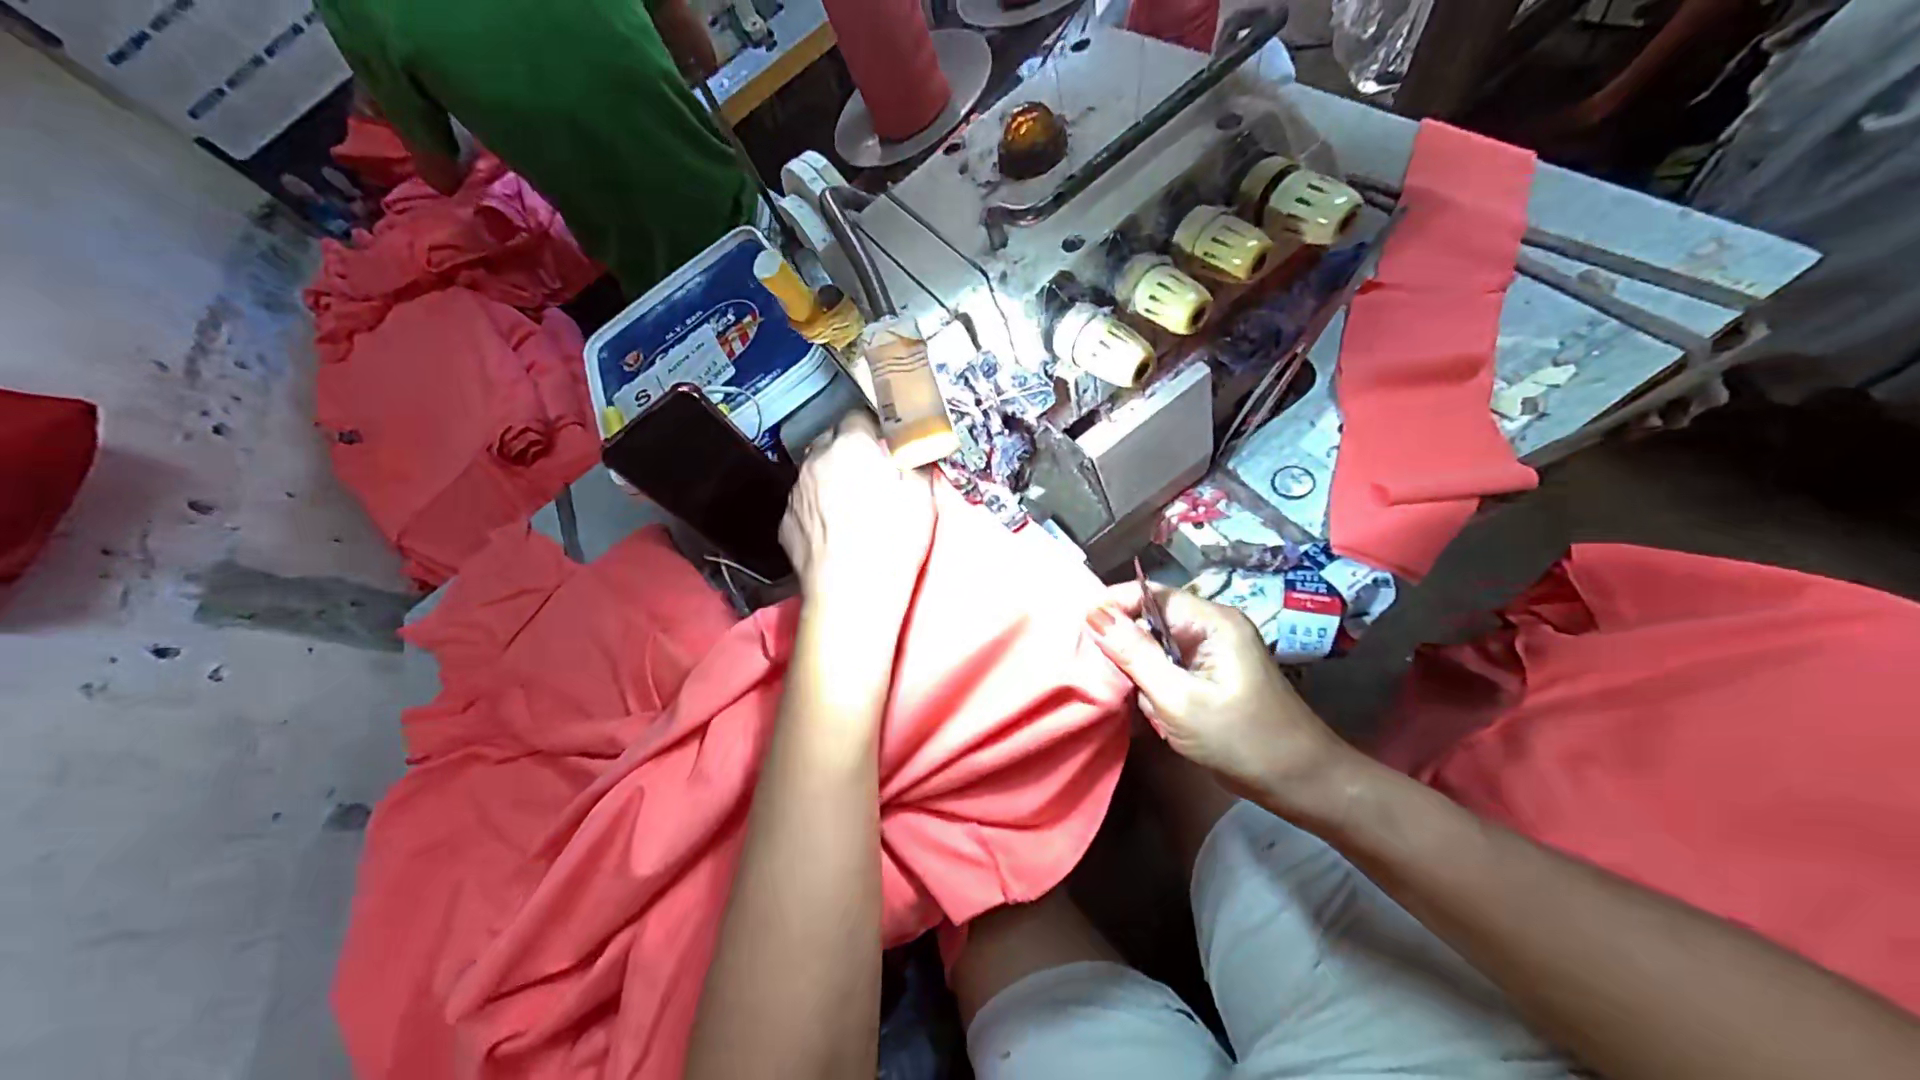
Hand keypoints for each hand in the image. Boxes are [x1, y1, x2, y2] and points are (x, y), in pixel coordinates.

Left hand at [780, 411, 934, 597]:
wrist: (851, 597)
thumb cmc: (892, 546)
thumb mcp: (921, 499)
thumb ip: (915, 462)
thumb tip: (912, 449)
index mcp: (851, 447)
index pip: (859, 415)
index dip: (876, 428)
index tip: (888, 446)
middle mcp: (816, 461)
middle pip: (832, 439)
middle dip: (851, 449)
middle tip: (873, 473)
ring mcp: (796, 491)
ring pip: (815, 470)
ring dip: (832, 476)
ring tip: (853, 505)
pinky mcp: (785, 521)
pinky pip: (805, 501)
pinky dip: (819, 506)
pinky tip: (836, 528)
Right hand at [1086, 583, 1357, 812]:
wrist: (1300, 783)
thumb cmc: (1242, 741)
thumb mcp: (1178, 700)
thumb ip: (1135, 655)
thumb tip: (1094, 616)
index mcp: (1213, 621)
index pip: (1150, 594)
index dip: (1113, 607)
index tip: (1081, 632)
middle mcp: (1213, 627)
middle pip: (1150, 621)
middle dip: (1130, 651)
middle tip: (1120, 684)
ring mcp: (1214, 651)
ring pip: (1156, 648)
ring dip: (1144, 676)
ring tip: (1151, 709)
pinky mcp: (1212, 673)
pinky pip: (1170, 667)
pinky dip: (1158, 688)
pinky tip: (1162, 716)